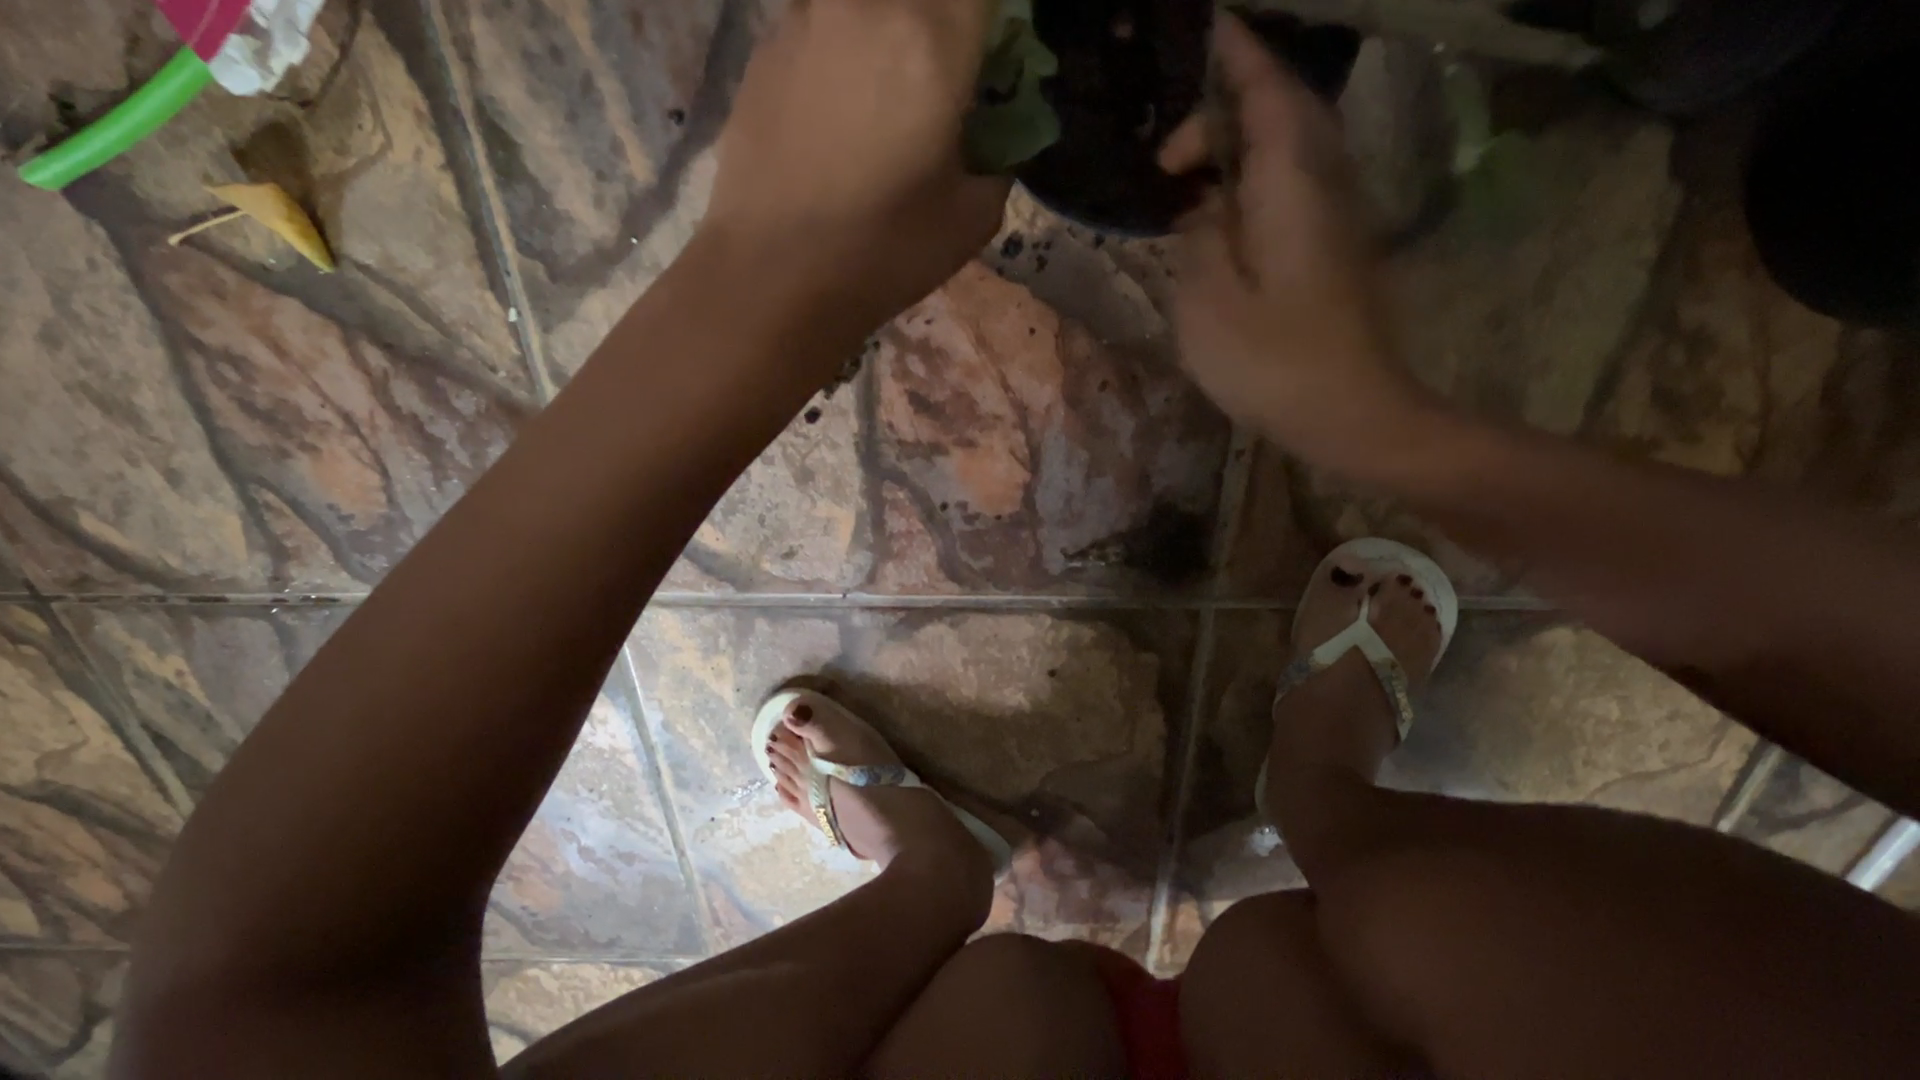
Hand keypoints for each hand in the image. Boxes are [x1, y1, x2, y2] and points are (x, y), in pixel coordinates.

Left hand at [703, 0, 1010, 325]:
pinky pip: (819, 24)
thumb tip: (989, 141)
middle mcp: (867, 7)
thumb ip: (997, 160)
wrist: (770, 276)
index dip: (989, 21)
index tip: (989, 57)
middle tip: (940, 80)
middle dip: (939, 22)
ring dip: (882, 32)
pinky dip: (839, 50)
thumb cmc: (882, 251)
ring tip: (883, 92)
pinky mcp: (763, 50)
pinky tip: (834, 109)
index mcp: (933, 38)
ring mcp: (806, 20)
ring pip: (862, 5)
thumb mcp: (972, 218)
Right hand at [1162, 15, 1433, 471]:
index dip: (1237, 56)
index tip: (1204, 28)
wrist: (1355, 414)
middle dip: (1224, 109)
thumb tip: (1202, 207)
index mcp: (1291, 186)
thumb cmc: (1274, 363)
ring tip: (1184, 176)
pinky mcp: (1334, 249)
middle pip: (1283, 112)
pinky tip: (1218, 216)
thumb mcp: (1208, 303)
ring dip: (1237, 147)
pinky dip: (1251, 180)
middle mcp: (1323, 186)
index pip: (1268, 92)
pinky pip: (1291, 185)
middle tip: (1168, 153)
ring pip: (1289, 150)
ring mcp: (1335, 218)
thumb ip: (1199, 237)